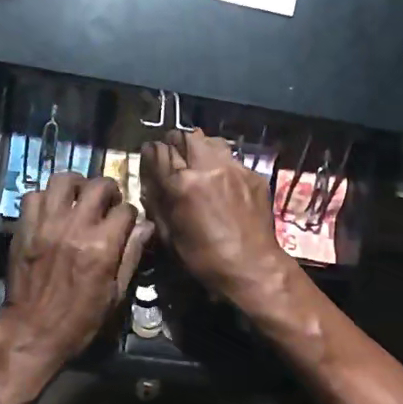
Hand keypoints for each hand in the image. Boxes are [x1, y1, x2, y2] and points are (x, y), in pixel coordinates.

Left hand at [0, 172, 150, 399]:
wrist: (32, 331)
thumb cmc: (80, 320)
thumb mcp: (115, 294)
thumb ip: (131, 255)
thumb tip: (146, 226)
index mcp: (102, 245)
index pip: (126, 209)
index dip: (130, 215)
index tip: (127, 224)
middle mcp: (75, 226)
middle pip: (98, 185)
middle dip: (109, 190)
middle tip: (107, 204)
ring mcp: (47, 224)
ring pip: (63, 180)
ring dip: (77, 185)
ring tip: (79, 198)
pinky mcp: (25, 227)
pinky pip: (34, 195)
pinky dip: (46, 198)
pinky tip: (52, 210)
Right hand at [141, 130, 294, 305]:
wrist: (253, 267)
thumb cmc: (204, 259)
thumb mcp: (169, 235)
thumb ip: (157, 203)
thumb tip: (150, 181)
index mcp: (181, 184)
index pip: (159, 151)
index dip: (151, 151)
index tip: (150, 153)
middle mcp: (207, 168)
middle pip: (185, 137)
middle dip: (175, 143)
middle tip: (173, 155)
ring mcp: (233, 168)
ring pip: (211, 140)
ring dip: (200, 147)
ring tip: (198, 161)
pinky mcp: (252, 174)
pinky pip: (231, 158)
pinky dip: (221, 162)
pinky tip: (221, 179)